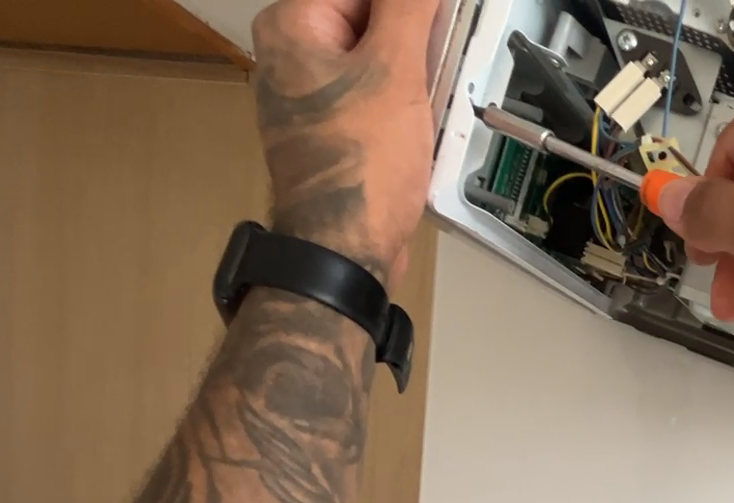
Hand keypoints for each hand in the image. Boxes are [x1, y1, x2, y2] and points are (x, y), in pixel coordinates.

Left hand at [251, 0, 441, 279]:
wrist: (346, 247)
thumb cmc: (362, 165)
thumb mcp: (395, 73)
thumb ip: (407, 11)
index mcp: (292, 26)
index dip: (409, 9)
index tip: (443, 25)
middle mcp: (290, 59)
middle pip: (366, 26)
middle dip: (414, 47)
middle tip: (443, 68)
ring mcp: (310, 104)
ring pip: (373, 70)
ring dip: (414, 84)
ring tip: (435, 106)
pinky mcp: (332, 141)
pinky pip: (373, 108)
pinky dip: (403, 115)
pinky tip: (424, 135)